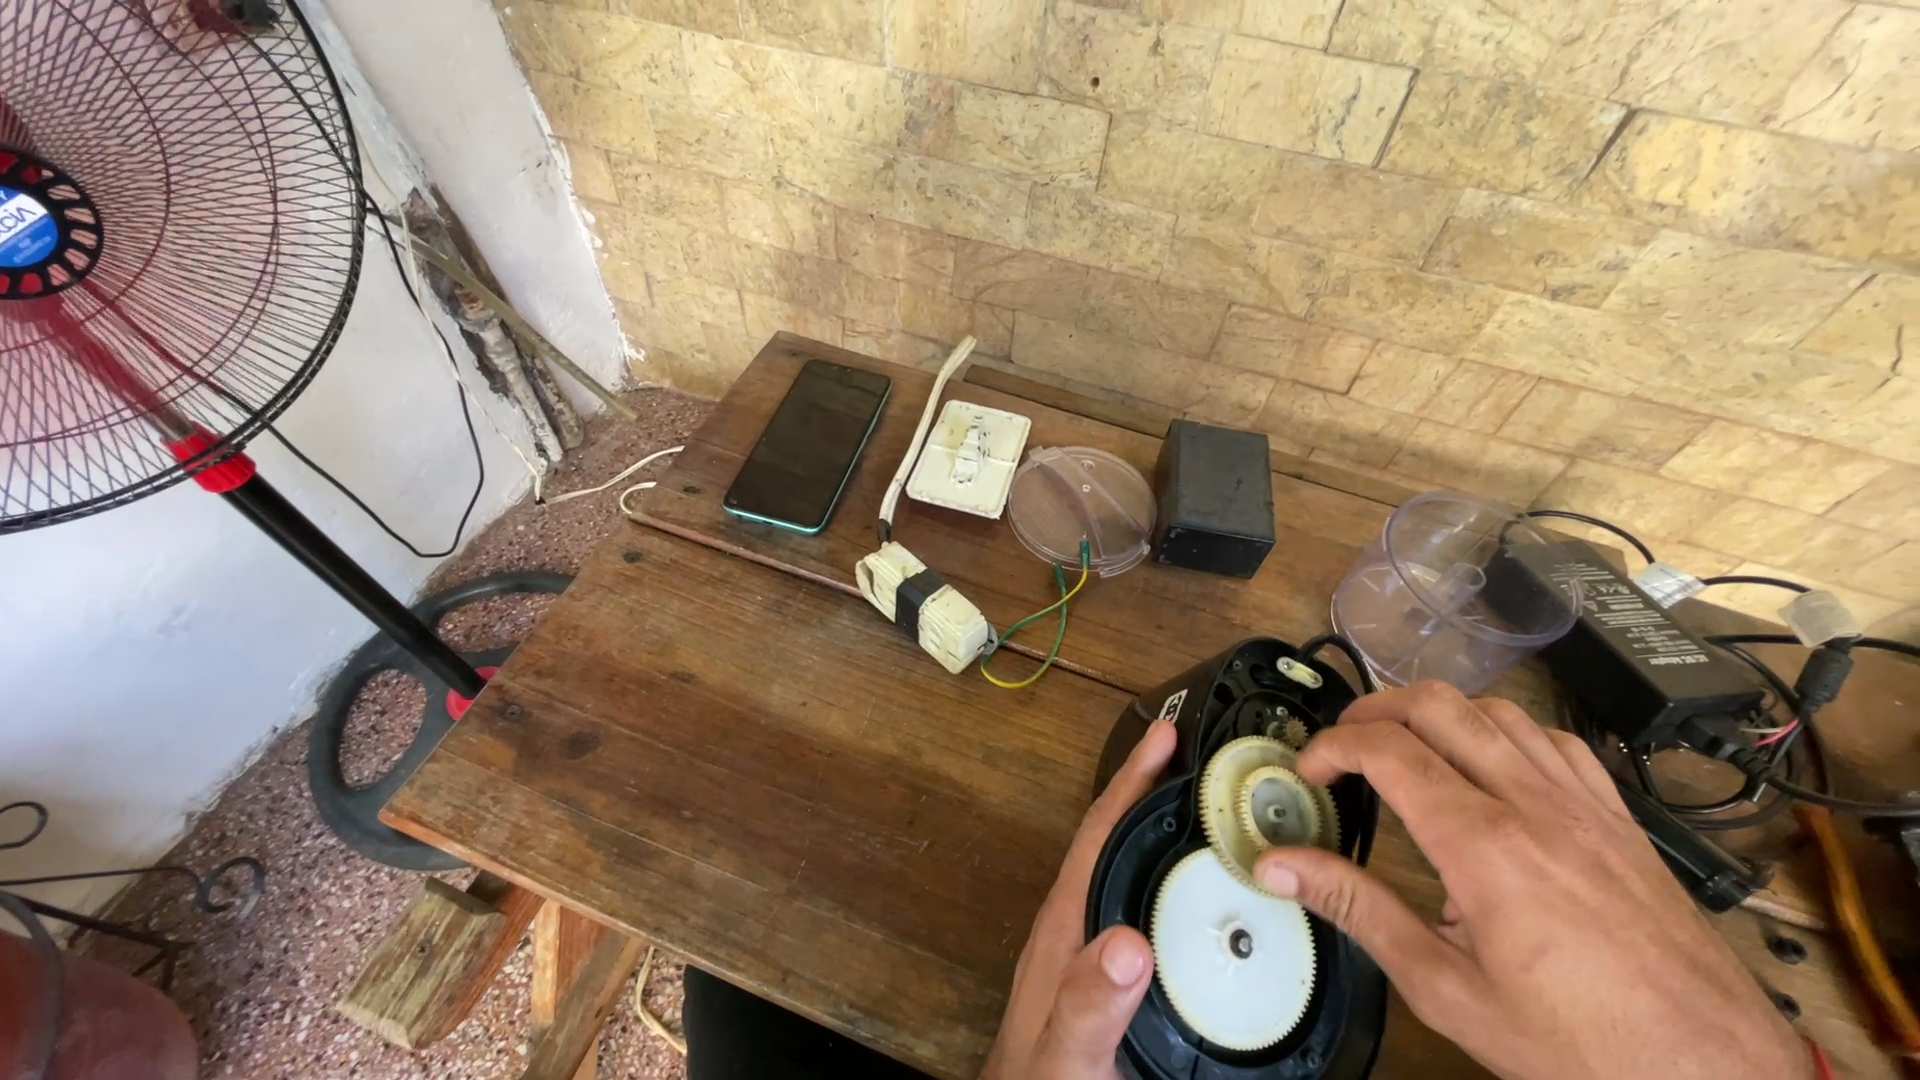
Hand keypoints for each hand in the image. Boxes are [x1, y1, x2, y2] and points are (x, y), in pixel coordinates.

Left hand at [982, 717, 1175, 1079]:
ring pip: (1125, 865)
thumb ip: (1090, 1005)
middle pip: (1112, 835)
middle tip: (1193, 756)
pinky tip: (1191, 886)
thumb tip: (1129, 943)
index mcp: (1067, 924)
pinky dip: (1163, 875)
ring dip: (1155, 827)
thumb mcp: (1068, 1055)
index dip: (1131, 778)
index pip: (1099, 832)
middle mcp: (1075, 922)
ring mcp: (1088, 942)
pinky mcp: (1103, 967)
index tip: (1164, 736)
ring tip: (1198, 804)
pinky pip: (1137, 900)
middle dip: (1148, 787)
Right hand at [1252, 682, 1811, 1079]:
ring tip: (1404, 748)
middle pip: (1434, 704)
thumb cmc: (1575, 1045)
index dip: (1330, 746)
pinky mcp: (1619, 817)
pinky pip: (1552, 738)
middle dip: (1370, 710)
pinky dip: (1500, 731)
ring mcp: (1583, 803)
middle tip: (1343, 748)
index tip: (1309, 773)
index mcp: (1483, 844)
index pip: (1386, 749)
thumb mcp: (1444, 987)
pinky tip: (1487, 765)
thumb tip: (1275, 866)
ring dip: (1432, 714)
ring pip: (1492, 708)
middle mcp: (1532, 803)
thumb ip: (1355, 909)